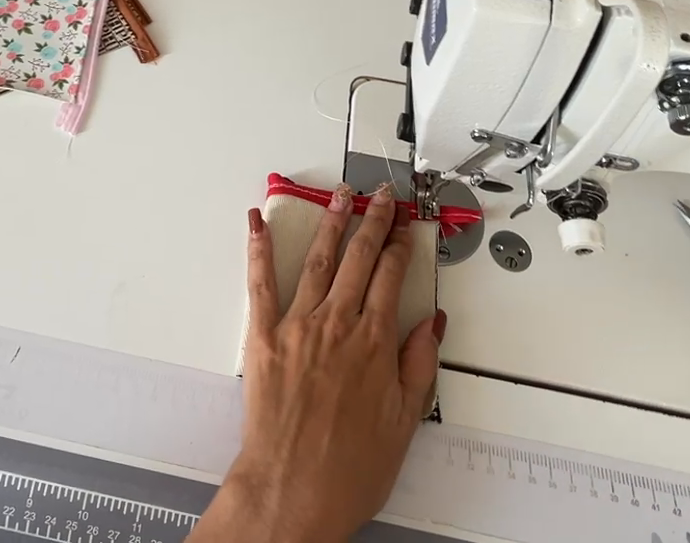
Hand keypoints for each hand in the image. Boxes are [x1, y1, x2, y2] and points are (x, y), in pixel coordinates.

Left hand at [192, 184, 445, 542]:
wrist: (291, 493)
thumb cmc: (348, 469)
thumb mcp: (405, 423)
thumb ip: (419, 366)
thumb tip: (431, 323)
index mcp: (375, 344)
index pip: (392, 278)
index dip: (400, 248)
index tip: (404, 229)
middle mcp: (338, 325)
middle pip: (360, 259)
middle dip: (373, 221)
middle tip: (380, 196)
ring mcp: (298, 326)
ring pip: (320, 261)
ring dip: (332, 223)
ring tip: (340, 195)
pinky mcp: (264, 336)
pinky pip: (260, 283)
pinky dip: (259, 249)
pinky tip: (258, 223)